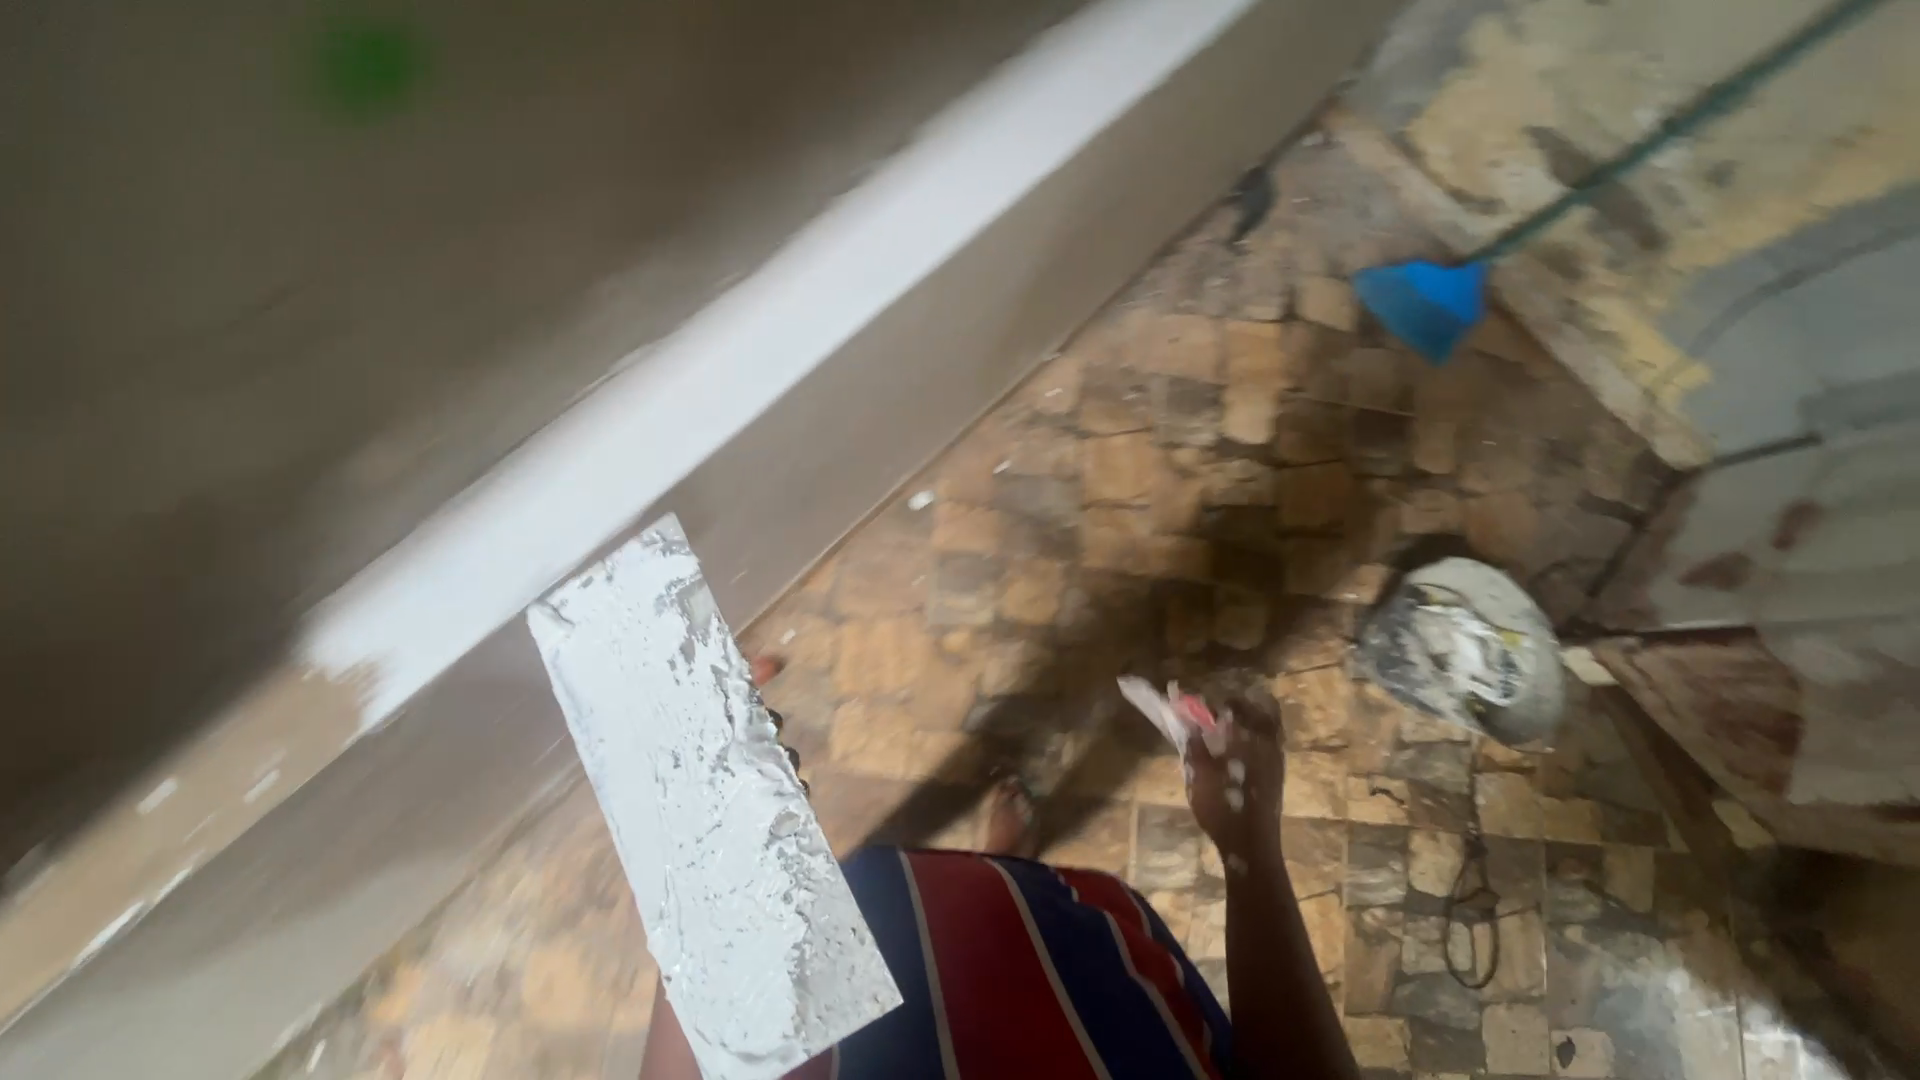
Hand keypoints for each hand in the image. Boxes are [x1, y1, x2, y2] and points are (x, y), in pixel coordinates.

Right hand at [1185, 694, 1283, 861]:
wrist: (1250, 844)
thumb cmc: (1221, 806)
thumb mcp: (1197, 772)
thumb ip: (1193, 742)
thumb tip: (1188, 718)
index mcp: (1247, 736)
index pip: (1232, 703)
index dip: (1211, 700)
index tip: (1194, 702)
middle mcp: (1267, 740)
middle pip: (1261, 706)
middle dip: (1236, 704)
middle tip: (1215, 711)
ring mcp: (1277, 757)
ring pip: (1268, 724)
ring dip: (1248, 718)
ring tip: (1224, 728)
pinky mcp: (1278, 772)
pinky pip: (1270, 741)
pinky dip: (1254, 736)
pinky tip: (1235, 750)